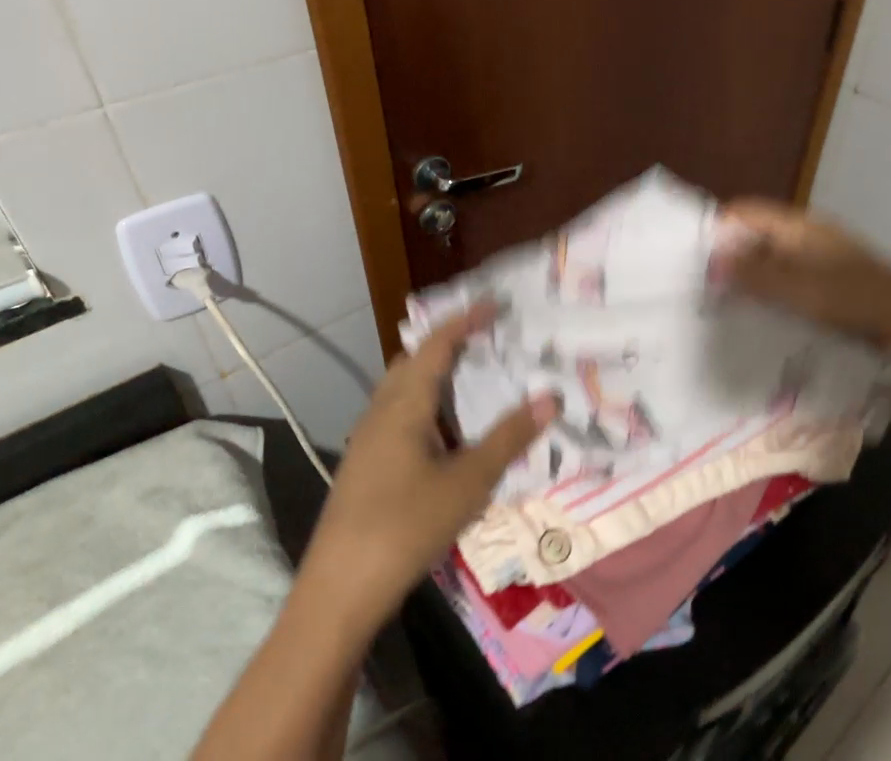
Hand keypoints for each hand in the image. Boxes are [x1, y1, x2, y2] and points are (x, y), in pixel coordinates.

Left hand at [299, 304, 553, 632]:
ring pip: (402, 394)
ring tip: (476, 390)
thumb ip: (509, 438)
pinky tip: (449, 442)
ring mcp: (367, 442)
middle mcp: (380, 414)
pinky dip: (427, 412)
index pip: (435, 345)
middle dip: (447, 348)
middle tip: (487, 346)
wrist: (341, 587)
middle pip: (412, 364)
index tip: (494, 305)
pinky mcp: (365, 468)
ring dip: (436, 382)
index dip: (464, 320)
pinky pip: (399, 421)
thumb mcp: (469, 482)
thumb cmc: (407, 524)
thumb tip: (549, 397)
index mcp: (404, 406)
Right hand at [714, 199, 890, 342]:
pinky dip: (776, 281)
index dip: (720, 227)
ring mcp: (824, 250)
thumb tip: (714, 260)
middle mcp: (810, 230)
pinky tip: (768, 303)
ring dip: (755, 270)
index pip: (747, 211)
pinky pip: (793, 269)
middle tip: (710, 278)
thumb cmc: (845, 296)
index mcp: (798, 225)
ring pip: (777, 253)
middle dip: (734, 252)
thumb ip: (752, 274)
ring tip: (733, 295)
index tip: (698, 254)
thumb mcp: (792, 288)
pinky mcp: (834, 272)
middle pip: (760, 232)